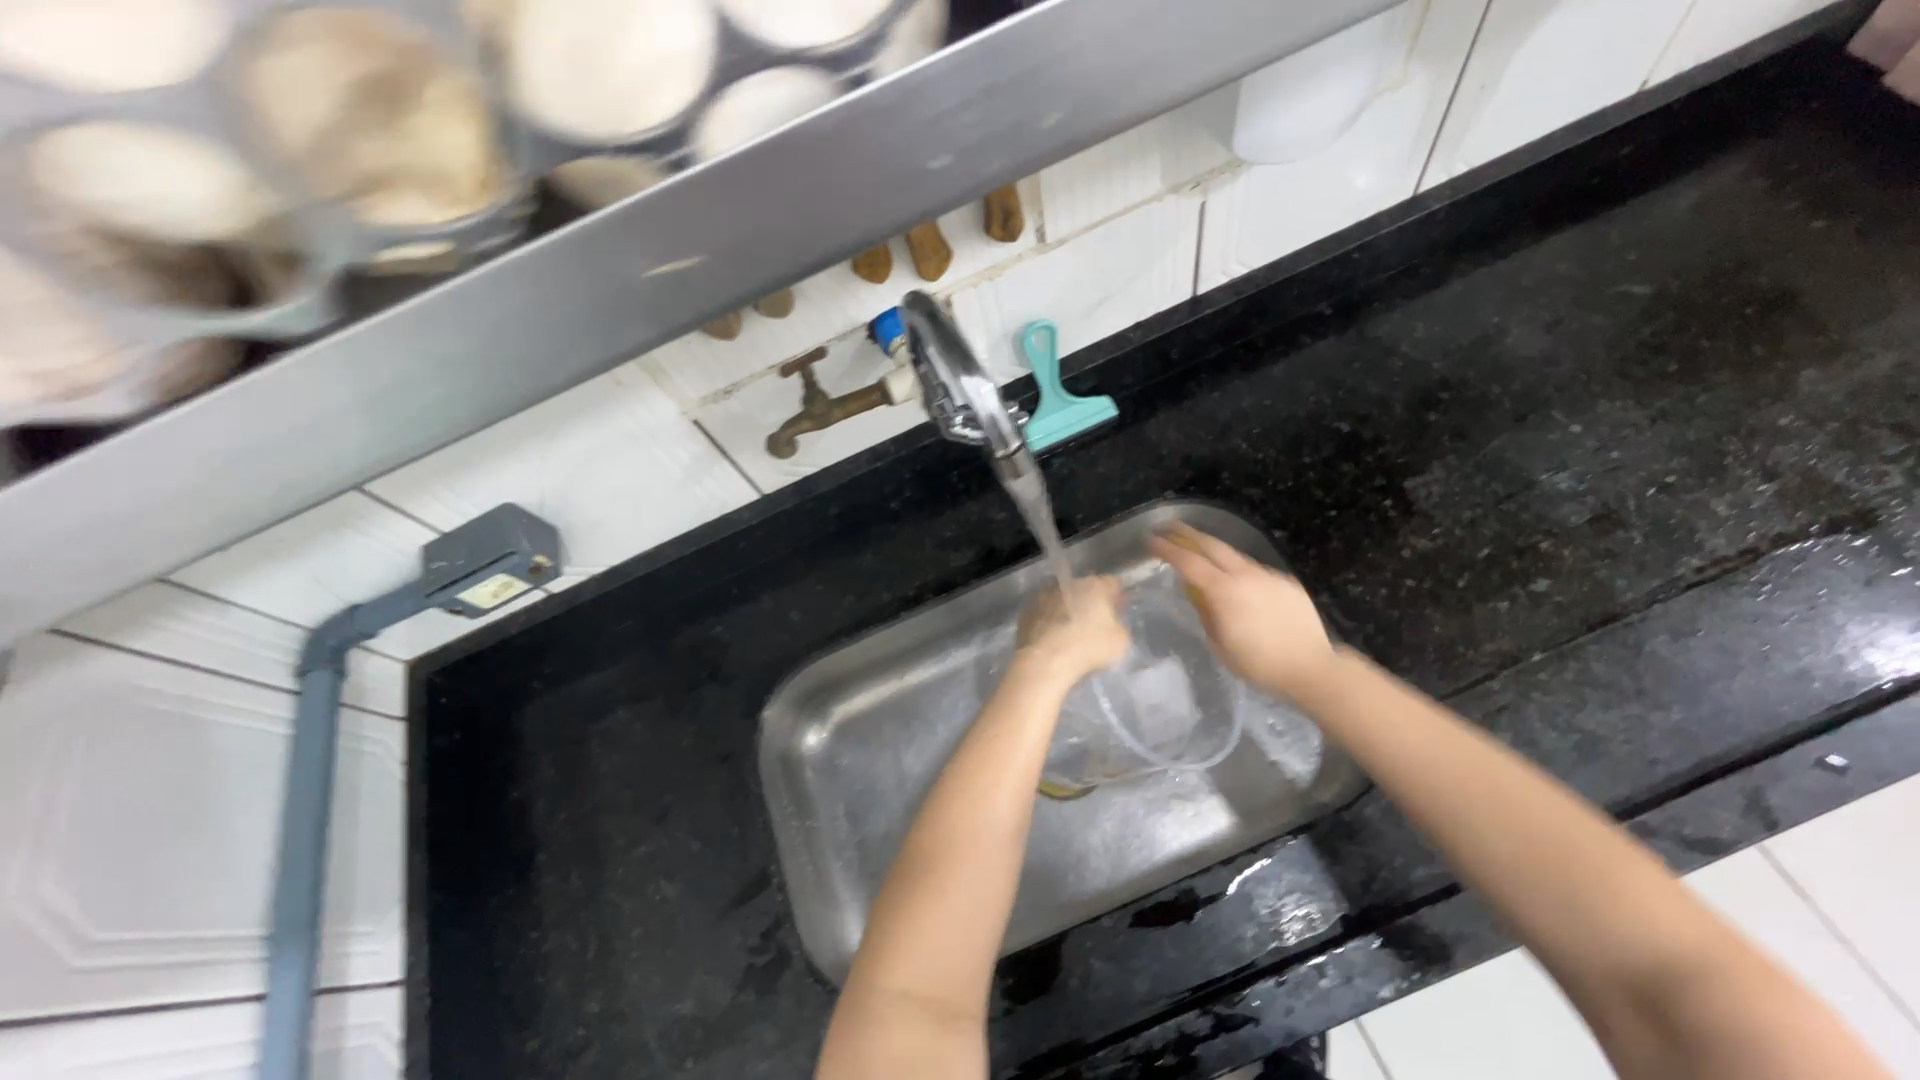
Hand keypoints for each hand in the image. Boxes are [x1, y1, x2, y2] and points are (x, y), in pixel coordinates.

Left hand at [1015, 575, 1128, 681]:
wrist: (1045, 661)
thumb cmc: (1088, 648)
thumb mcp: (1120, 642)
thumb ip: (1119, 626)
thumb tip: (1111, 624)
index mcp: (1096, 587)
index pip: (1112, 583)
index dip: (1116, 597)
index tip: (1116, 611)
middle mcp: (1069, 584)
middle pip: (1084, 588)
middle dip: (1089, 602)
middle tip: (1092, 623)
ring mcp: (1043, 594)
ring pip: (1061, 598)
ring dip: (1066, 609)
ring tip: (1068, 631)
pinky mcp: (1026, 610)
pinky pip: (1042, 611)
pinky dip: (1047, 620)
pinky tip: (1049, 637)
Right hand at [1148, 524, 1335, 698]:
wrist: (1311, 668)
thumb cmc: (1258, 664)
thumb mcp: (1220, 644)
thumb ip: (1206, 614)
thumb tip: (1198, 594)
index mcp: (1224, 591)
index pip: (1189, 562)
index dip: (1167, 549)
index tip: (1151, 540)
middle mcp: (1246, 576)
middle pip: (1212, 546)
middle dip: (1189, 534)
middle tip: (1171, 527)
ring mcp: (1269, 576)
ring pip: (1236, 557)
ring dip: (1215, 552)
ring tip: (1202, 553)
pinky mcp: (1286, 583)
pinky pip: (1256, 571)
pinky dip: (1240, 571)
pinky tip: (1239, 583)